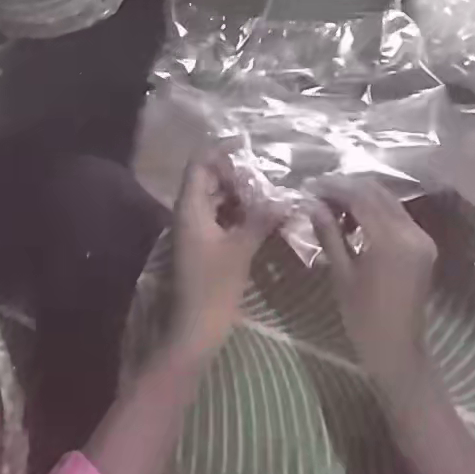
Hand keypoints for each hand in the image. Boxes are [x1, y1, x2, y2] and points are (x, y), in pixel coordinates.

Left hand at [169, 147, 282, 360]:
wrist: (195, 329)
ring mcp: (195, 230)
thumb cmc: (214, 287)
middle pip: (208, 180)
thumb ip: (261, 219)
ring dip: (240, 194)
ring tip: (269, 194)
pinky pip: (220, 217)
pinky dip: (238, 212)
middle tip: (267, 175)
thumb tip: (286, 198)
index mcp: (190, 208)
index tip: (247, 144)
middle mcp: (188, 214)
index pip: (200, 165)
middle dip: (236, 174)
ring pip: (216, 200)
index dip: (220, 150)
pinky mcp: (203, 246)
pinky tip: (262, 216)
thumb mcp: (240, 249)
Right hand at [310, 177, 438, 383]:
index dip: (334, 187)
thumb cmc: (363, 318)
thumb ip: (329, 234)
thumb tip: (313, 204)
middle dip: (348, 187)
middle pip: (378, 193)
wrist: (397, 349)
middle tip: (320, 191)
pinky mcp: (423, 245)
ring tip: (332, 204)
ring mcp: (421, 238)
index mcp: (390, 240)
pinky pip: (397, 216)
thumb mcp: (341, 273)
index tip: (311, 185)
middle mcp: (412, 232)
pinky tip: (354, 219)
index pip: (361, 197)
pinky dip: (375, 211)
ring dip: (362, 197)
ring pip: (389, 202)